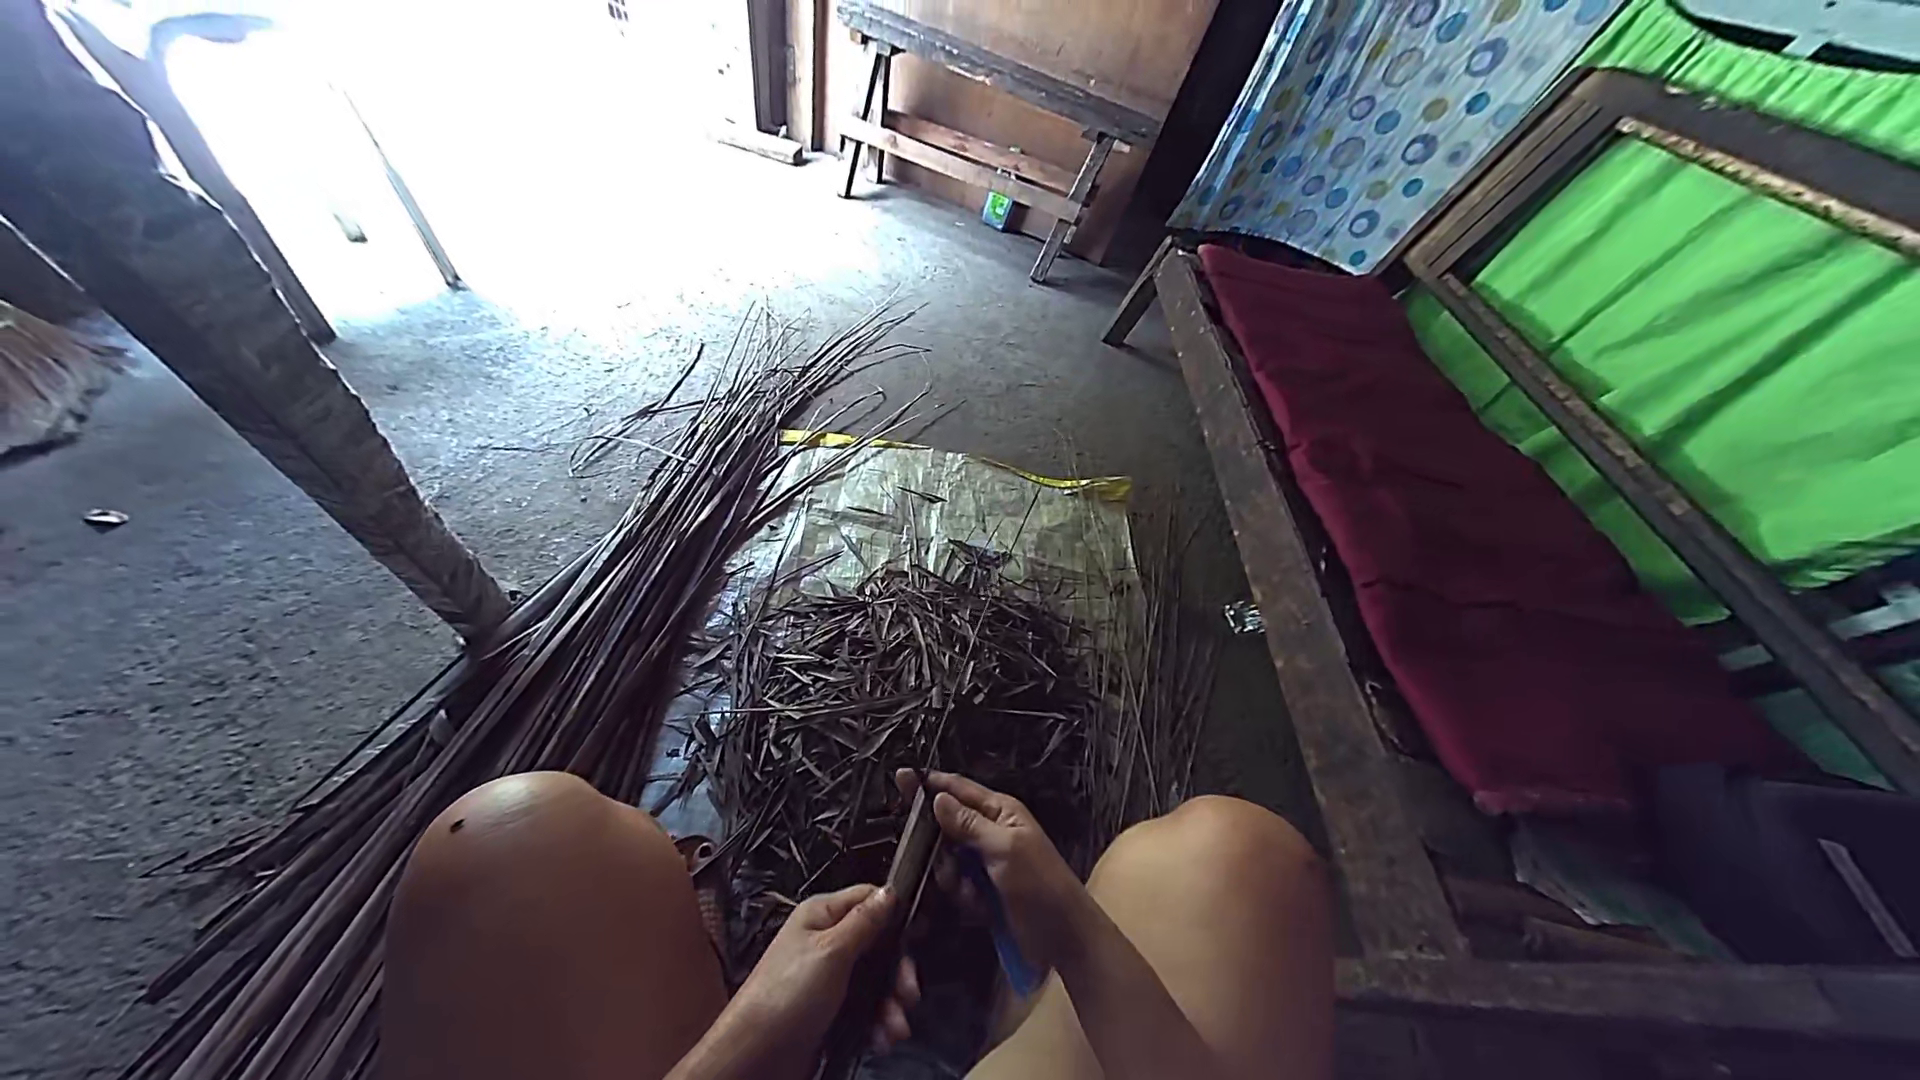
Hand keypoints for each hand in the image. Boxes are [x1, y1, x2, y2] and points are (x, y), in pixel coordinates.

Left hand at [668, 885, 920, 1079]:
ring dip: (890, 1003)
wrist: (752, 1062)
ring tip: (895, 1027)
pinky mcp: (830, 1012)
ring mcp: (828, 978)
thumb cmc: (787, 997)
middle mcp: (827, 940)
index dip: (895, 914)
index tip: (918, 935)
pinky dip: (877, 1022)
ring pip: (874, 979)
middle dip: (896, 970)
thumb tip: (890, 890)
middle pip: (878, 943)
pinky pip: (864, 1008)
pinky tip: (883, 1038)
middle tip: (909, 994)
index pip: (868, 898)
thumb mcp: (831, 953)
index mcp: (822, 914)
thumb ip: (864, 922)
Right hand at [895, 769, 1093, 973]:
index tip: (900, 777)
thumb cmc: (1039, 885)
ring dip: (952, 878)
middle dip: (939, 846)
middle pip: (946, 825)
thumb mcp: (1005, 848)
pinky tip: (977, 907)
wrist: (1063, 940)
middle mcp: (989, 832)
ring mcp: (984, 863)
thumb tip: (937, 797)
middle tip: (950, 865)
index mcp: (999, 811)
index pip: (958, 789)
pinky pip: (955, 886)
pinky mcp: (981, 891)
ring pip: (946, 859)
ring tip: (970, 892)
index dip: (930, 783)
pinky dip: (961, 897)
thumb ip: (969, 824)